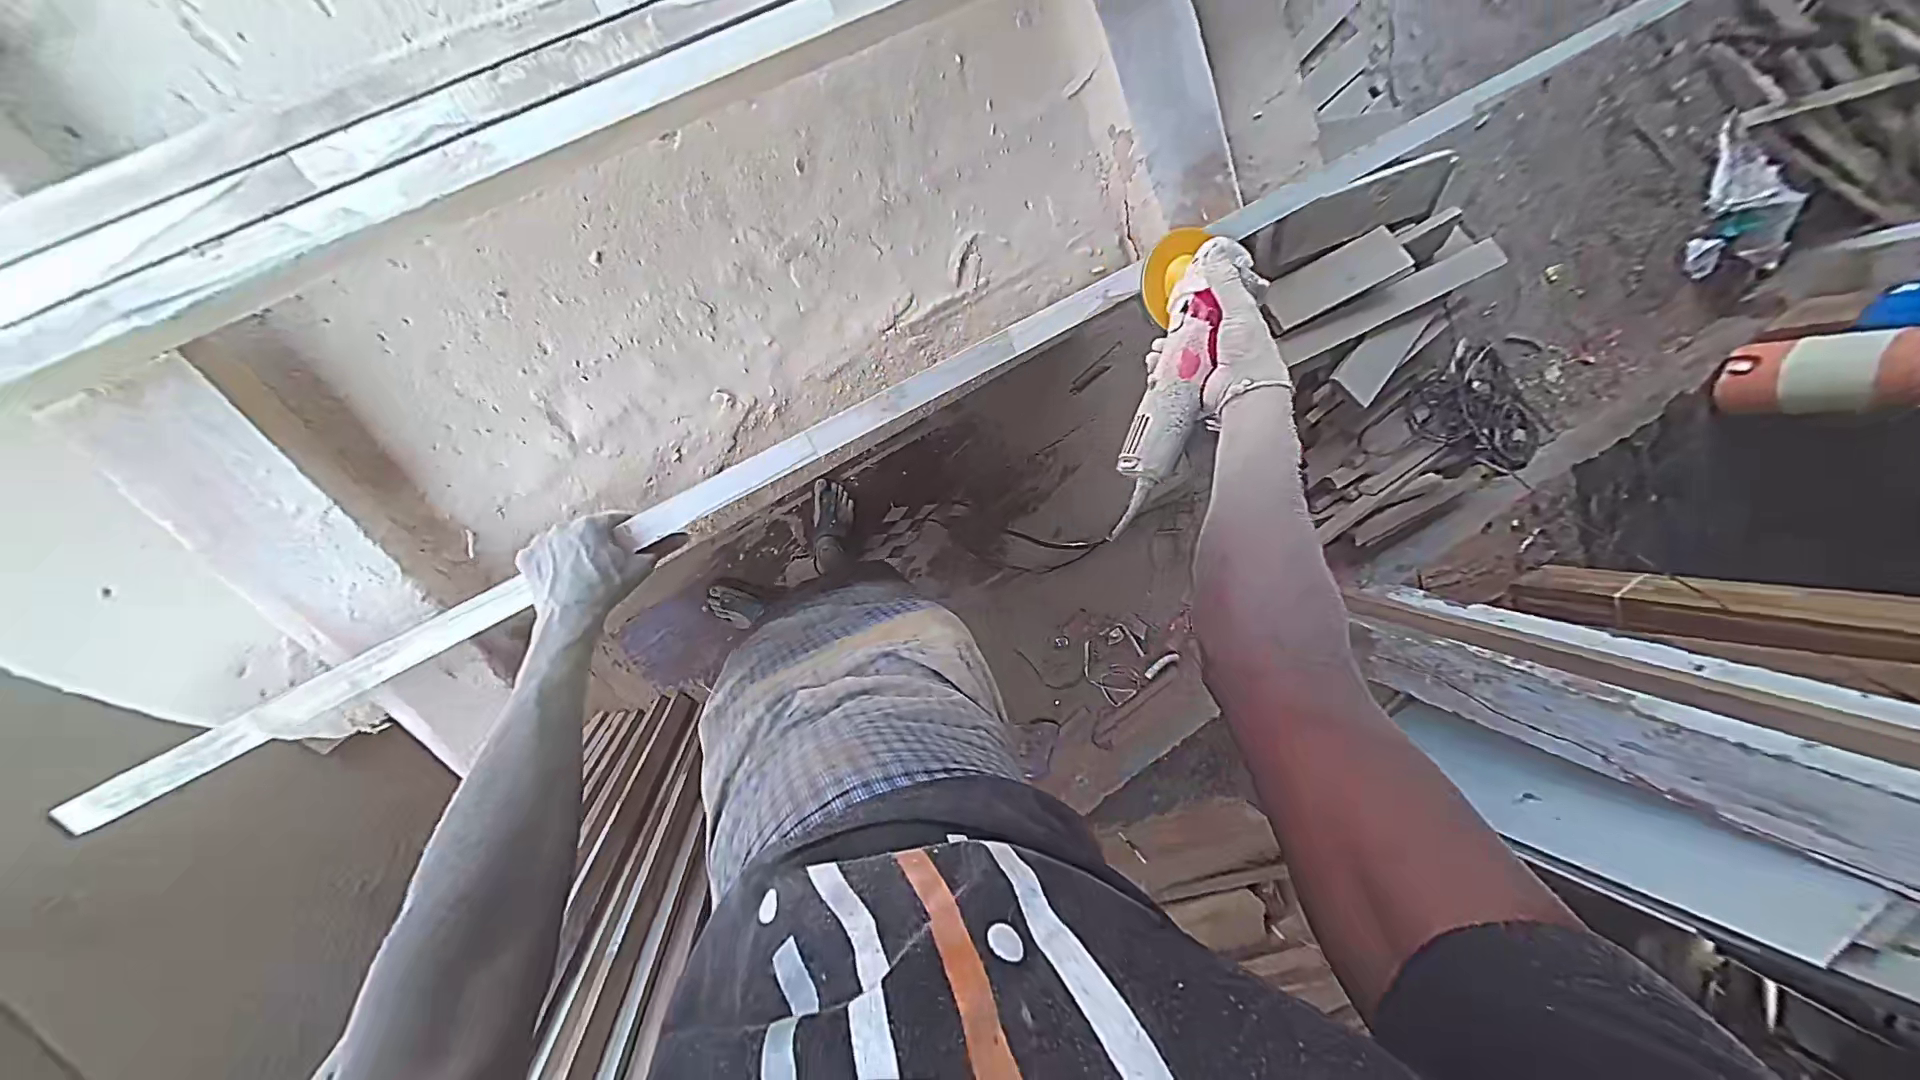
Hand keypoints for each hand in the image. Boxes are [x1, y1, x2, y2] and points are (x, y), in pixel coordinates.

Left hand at [515, 511, 657, 631]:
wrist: (570, 618)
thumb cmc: (603, 591)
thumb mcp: (639, 568)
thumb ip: (661, 548)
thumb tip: (680, 537)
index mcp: (592, 524)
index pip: (616, 519)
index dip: (628, 531)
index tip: (631, 542)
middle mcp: (563, 527)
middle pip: (589, 529)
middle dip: (600, 541)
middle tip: (610, 563)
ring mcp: (542, 542)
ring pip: (567, 540)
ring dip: (576, 550)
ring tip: (587, 572)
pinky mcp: (527, 558)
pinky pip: (545, 553)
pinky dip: (554, 562)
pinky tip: (566, 576)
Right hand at [1168, 238, 1289, 417]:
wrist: (1243, 395)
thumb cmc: (1251, 357)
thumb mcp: (1239, 310)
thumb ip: (1225, 284)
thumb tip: (1215, 256)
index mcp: (1237, 325)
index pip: (1212, 308)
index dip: (1195, 304)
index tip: (1182, 301)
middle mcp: (1222, 347)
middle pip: (1191, 333)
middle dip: (1175, 332)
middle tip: (1168, 331)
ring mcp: (1207, 367)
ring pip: (1178, 355)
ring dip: (1165, 353)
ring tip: (1159, 352)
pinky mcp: (1194, 385)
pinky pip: (1172, 375)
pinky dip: (1162, 371)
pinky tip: (1158, 368)